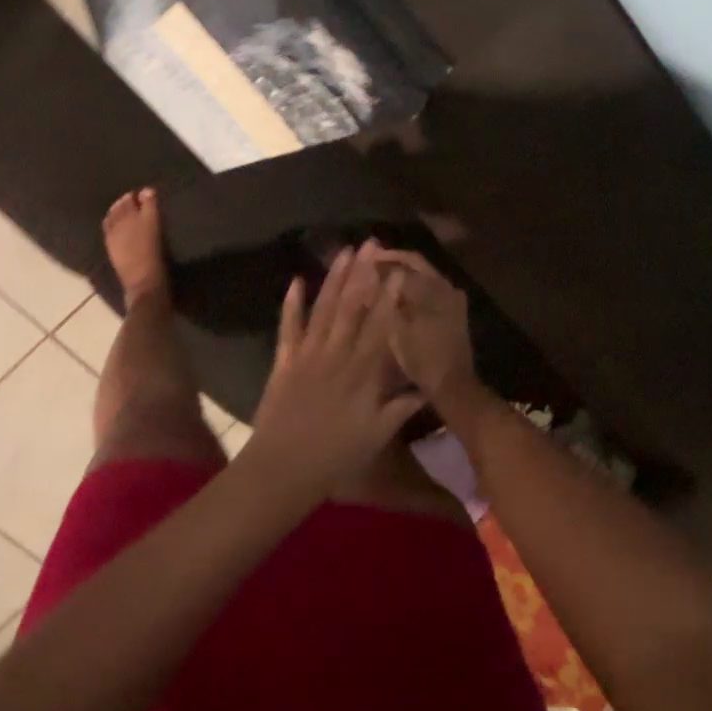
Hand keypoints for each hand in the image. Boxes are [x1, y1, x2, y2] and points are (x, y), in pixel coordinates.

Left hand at [243, 245, 426, 500]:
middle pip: (351, 308)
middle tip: (372, 244)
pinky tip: (296, 281)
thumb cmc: (336, 456)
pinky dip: (291, 304)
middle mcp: (336, 355)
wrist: (284, 466)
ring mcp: (307, 355)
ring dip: (334, 279)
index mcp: (362, 372)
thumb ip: (402, 407)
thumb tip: (427, 386)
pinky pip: (288, 327)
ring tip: (345, 252)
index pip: (380, 327)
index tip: (399, 271)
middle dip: (363, 274)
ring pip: (323, 309)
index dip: (389, 297)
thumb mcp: (378, 435)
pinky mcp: (283, 361)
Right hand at [357, 246, 478, 403]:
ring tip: (378, 278)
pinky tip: (396, 296)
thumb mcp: (396, 331)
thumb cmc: (422, 359)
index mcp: (431, 288)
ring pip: (424, 275)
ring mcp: (452, 298)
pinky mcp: (455, 310)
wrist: (454, 385)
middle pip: (415, 263)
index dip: (379, 261)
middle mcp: (445, 286)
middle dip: (392, 261)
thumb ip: (383, 301)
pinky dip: (414, 287)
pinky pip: (431, 288)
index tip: (360, 261)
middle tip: (368, 264)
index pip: (402, 264)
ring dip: (402, 273)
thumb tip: (369, 278)